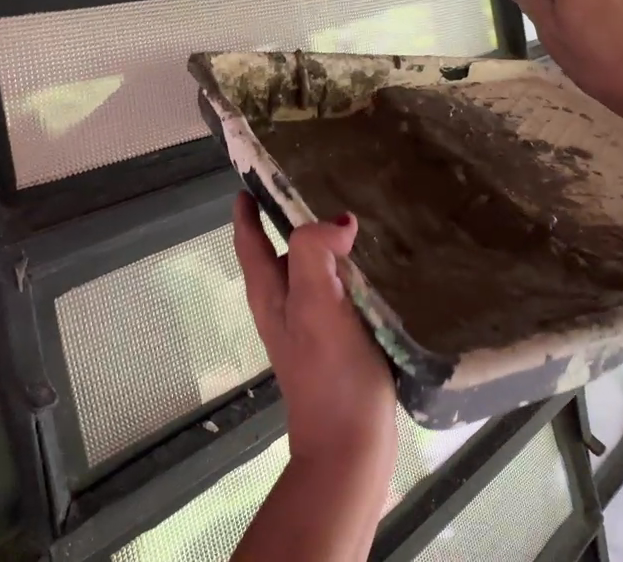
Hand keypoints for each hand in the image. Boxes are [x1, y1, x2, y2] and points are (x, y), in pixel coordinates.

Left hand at [231, 193, 396, 473]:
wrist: (349, 445)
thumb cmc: (328, 371)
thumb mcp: (316, 303)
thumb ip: (316, 253)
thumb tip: (337, 220)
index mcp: (269, 292)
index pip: (249, 238)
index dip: (248, 208)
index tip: (255, 177)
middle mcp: (282, 304)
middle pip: (280, 250)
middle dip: (292, 218)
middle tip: (321, 183)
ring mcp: (308, 325)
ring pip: (310, 270)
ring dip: (324, 244)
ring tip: (354, 217)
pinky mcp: (335, 341)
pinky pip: (335, 291)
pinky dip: (346, 271)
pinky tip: (374, 267)